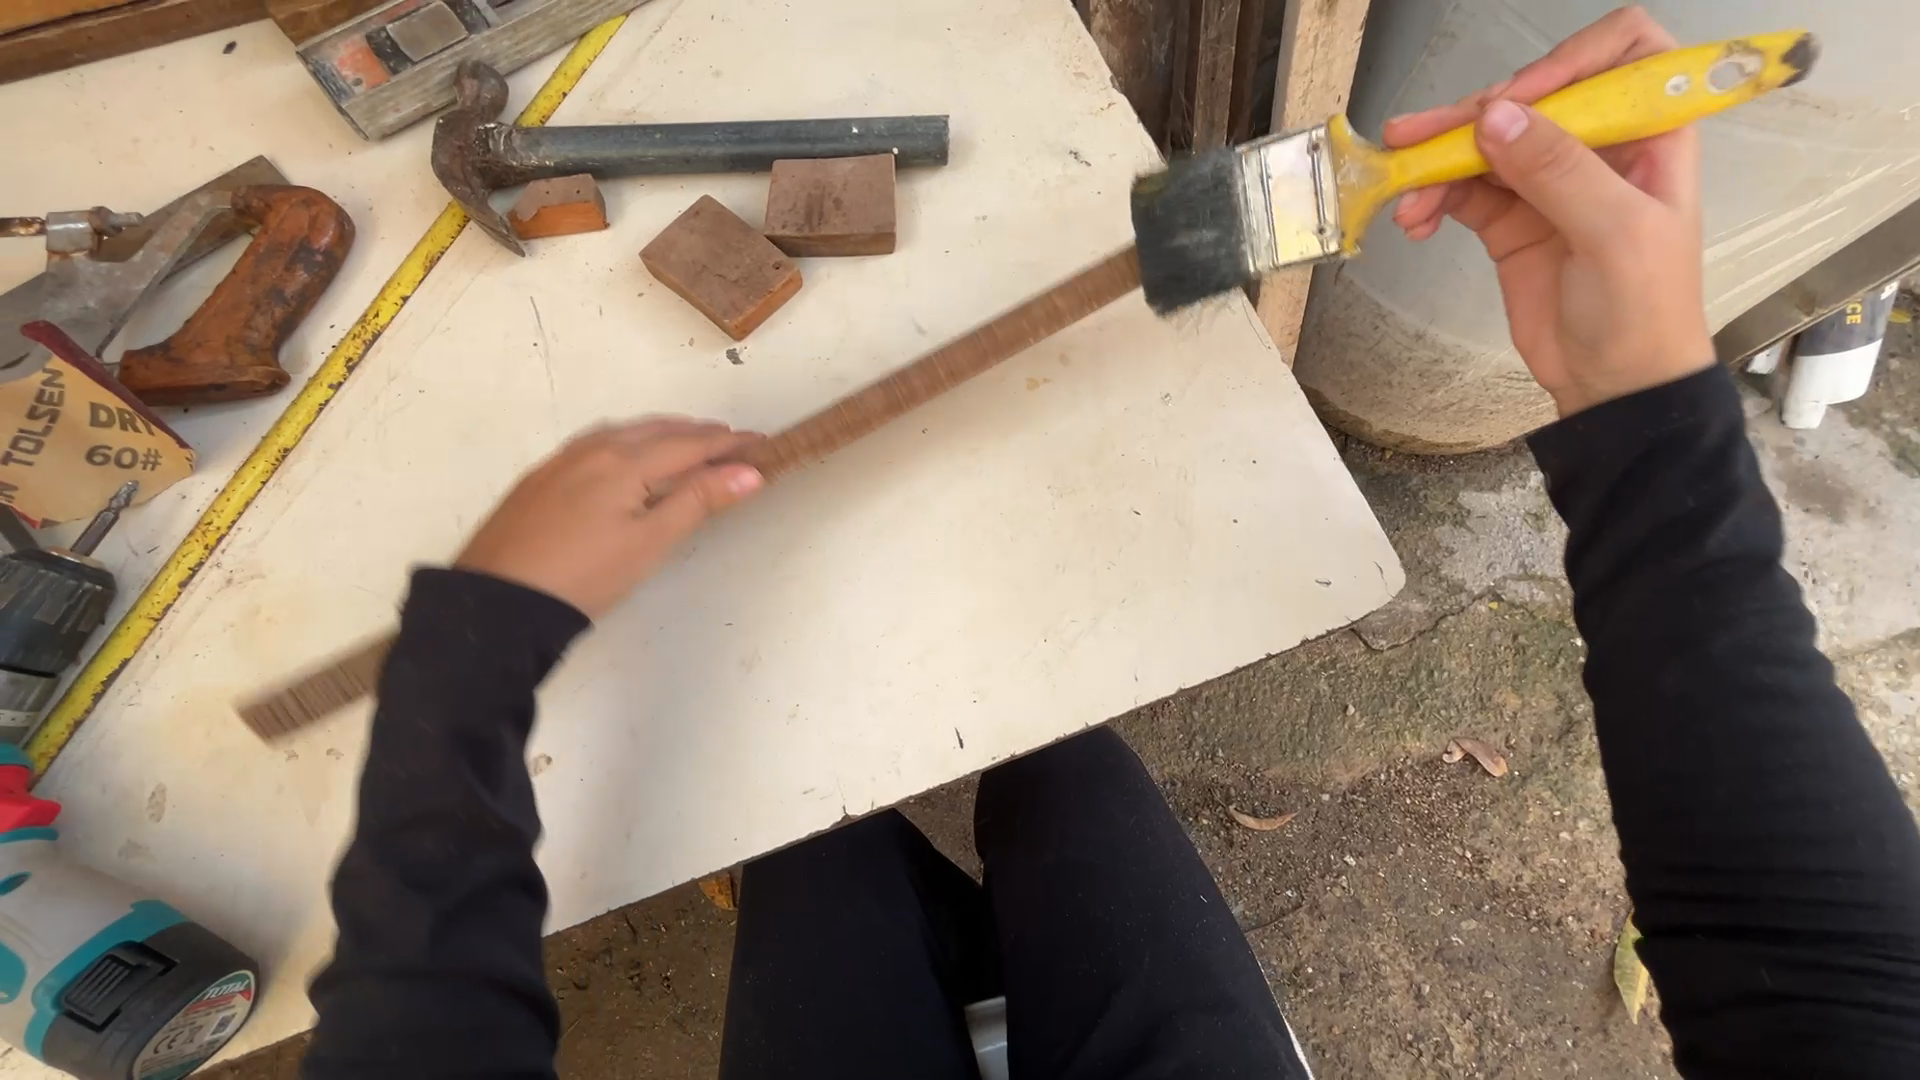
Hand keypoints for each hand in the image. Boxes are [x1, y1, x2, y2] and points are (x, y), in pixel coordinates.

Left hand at [456, 417, 762, 617]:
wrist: (498, 602)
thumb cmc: (585, 575)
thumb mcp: (650, 542)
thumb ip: (699, 500)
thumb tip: (749, 473)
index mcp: (624, 461)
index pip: (690, 443)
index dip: (730, 443)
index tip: (763, 443)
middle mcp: (593, 448)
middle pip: (659, 430)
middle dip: (700, 433)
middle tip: (735, 443)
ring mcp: (563, 460)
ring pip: (626, 432)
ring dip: (666, 434)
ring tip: (692, 445)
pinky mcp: (543, 476)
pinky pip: (600, 442)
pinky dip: (633, 442)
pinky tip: (633, 457)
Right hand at [1385, 5, 1714, 416]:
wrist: (1611, 376)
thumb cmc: (1641, 305)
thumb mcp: (1612, 232)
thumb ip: (1556, 171)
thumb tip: (1494, 118)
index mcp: (1648, 131)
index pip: (1612, 58)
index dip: (1559, 67)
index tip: (1506, 107)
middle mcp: (1594, 148)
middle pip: (1526, 105)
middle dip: (1467, 120)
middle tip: (1409, 141)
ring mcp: (1544, 187)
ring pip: (1482, 151)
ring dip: (1438, 170)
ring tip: (1407, 205)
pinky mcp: (1507, 223)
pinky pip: (1462, 195)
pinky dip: (1433, 203)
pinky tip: (1416, 223)